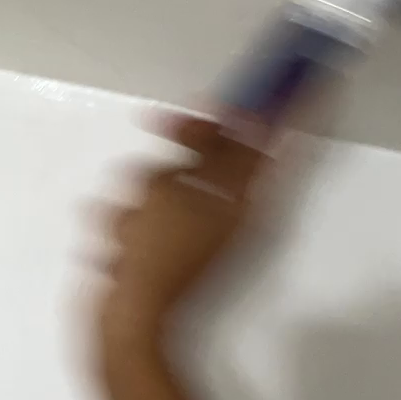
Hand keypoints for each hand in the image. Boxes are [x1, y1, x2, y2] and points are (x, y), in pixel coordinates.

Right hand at [95, 113, 273, 348]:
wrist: (129, 322)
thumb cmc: (156, 255)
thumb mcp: (179, 190)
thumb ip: (209, 148)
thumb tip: (240, 111)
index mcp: (245, 200)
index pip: (274, 144)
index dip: (280, 108)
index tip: (284, 77)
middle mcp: (228, 212)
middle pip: (214, 155)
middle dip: (176, 145)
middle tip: (156, 123)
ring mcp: (196, 230)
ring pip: (168, 183)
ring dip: (138, 195)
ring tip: (128, 225)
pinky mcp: (164, 247)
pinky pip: (145, 213)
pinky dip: (127, 222)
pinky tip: (116, 243)